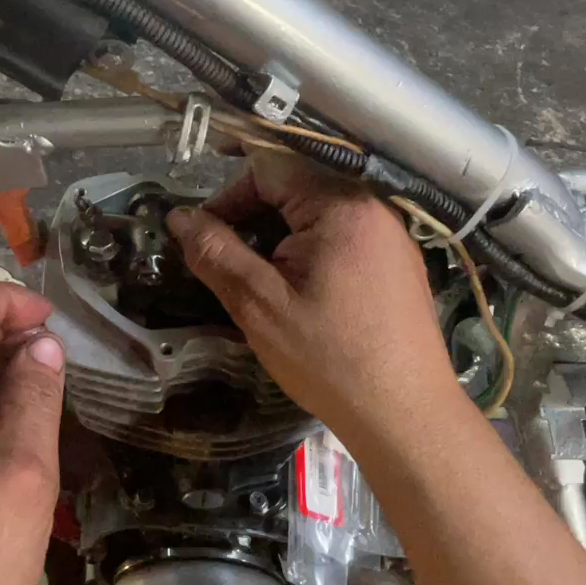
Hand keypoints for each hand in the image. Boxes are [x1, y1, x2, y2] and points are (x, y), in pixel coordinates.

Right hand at [165, 152, 456, 434]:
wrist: (407, 417)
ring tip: (260, 281)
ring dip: (278, 236)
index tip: (206, 237)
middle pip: (294, 185)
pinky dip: (308, 249)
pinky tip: (299, 291)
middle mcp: (371, 206)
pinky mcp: (397, 261)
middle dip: (252, 217)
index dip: (228, 195)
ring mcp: (390, 234)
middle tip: (228, 263)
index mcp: (340, 205)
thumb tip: (178, 216)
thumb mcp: (258, 305)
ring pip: (316, 212)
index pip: (269, 167)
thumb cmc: (330, 358)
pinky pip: (341, 234)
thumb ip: (215, 251)